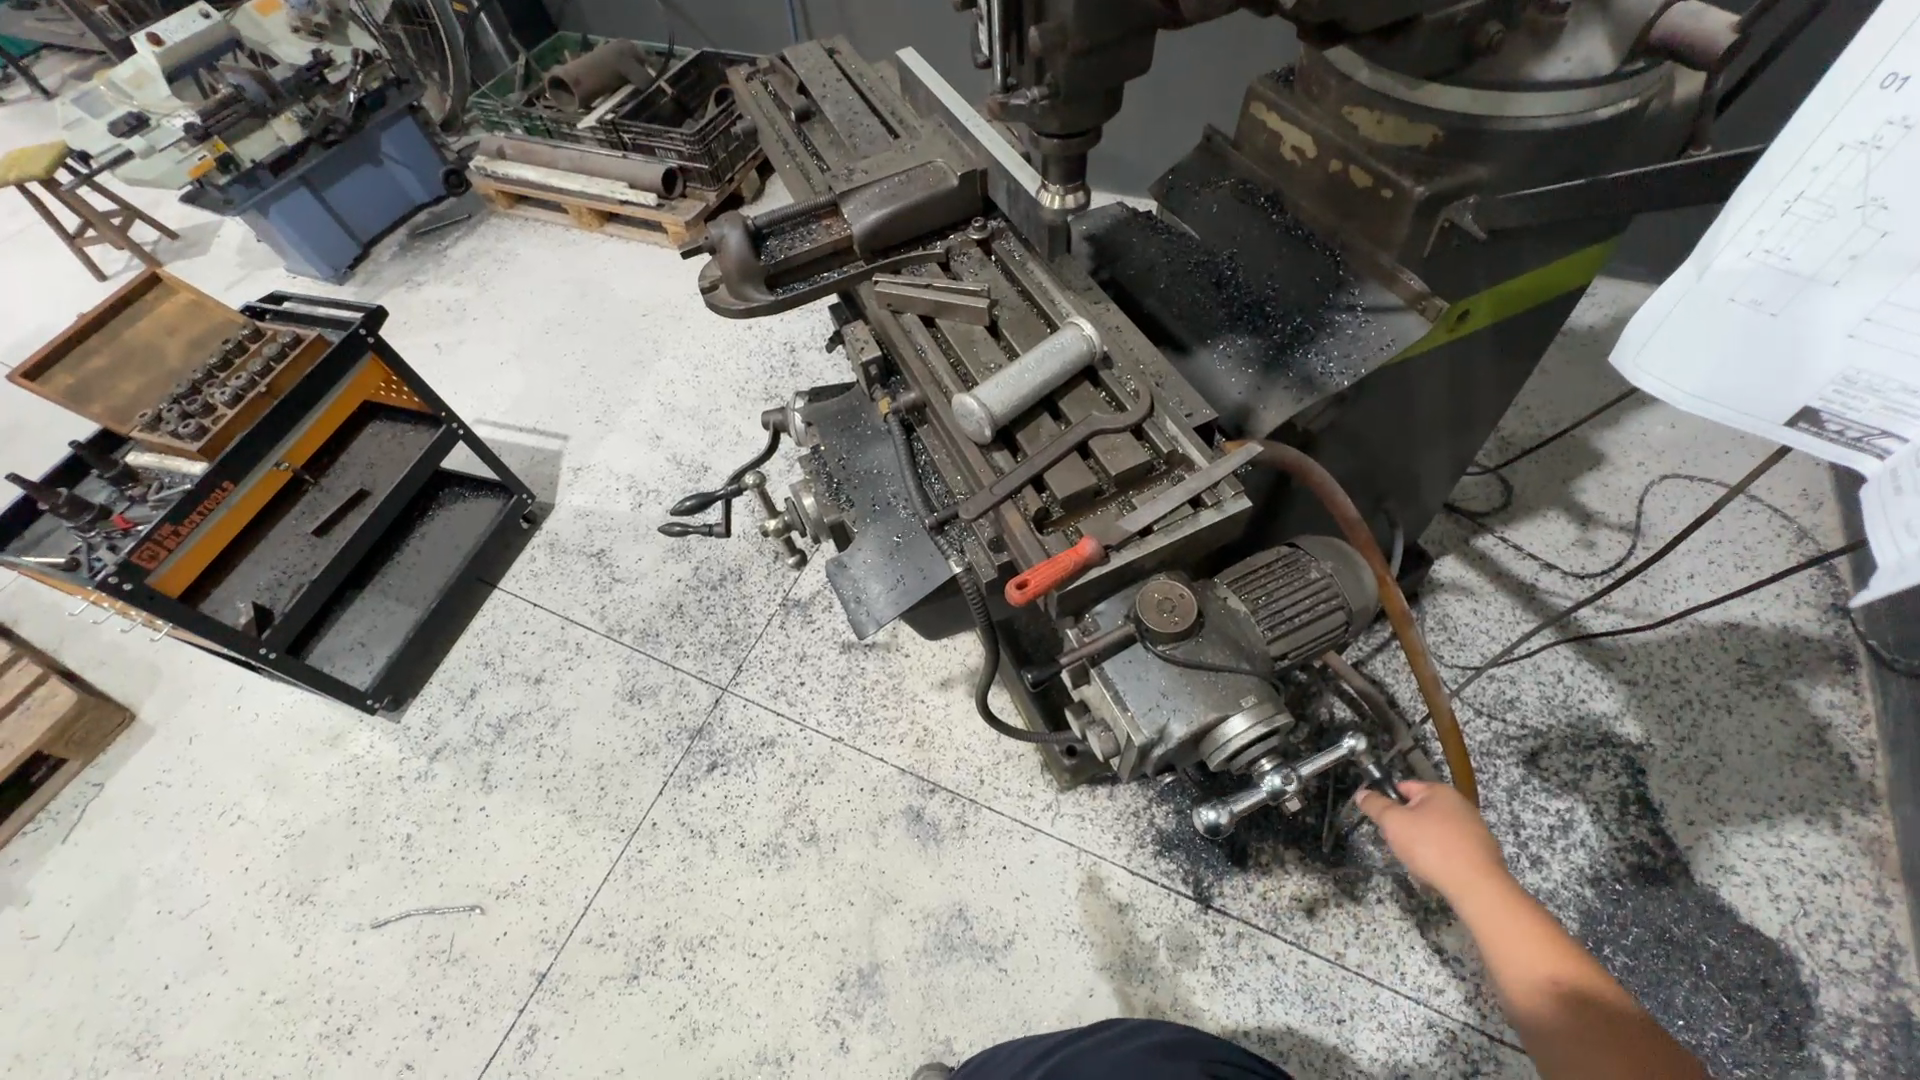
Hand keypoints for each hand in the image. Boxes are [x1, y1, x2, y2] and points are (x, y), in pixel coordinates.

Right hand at [1355, 780, 1510, 901]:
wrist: (1476, 885)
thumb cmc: (1430, 847)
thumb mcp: (1393, 822)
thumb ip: (1375, 805)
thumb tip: (1362, 793)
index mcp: (1439, 791)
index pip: (1403, 787)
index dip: (1388, 802)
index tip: (1383, 822)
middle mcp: (1460, 804)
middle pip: (1420, 810)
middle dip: (1405, 826)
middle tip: (1398, 843)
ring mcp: (1475, 828)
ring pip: (1435, 830)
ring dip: (1422, 842)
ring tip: (1418, 860)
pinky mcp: (1483, 851)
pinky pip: (1452, 848)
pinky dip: (1441, 855)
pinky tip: (1436, 869)